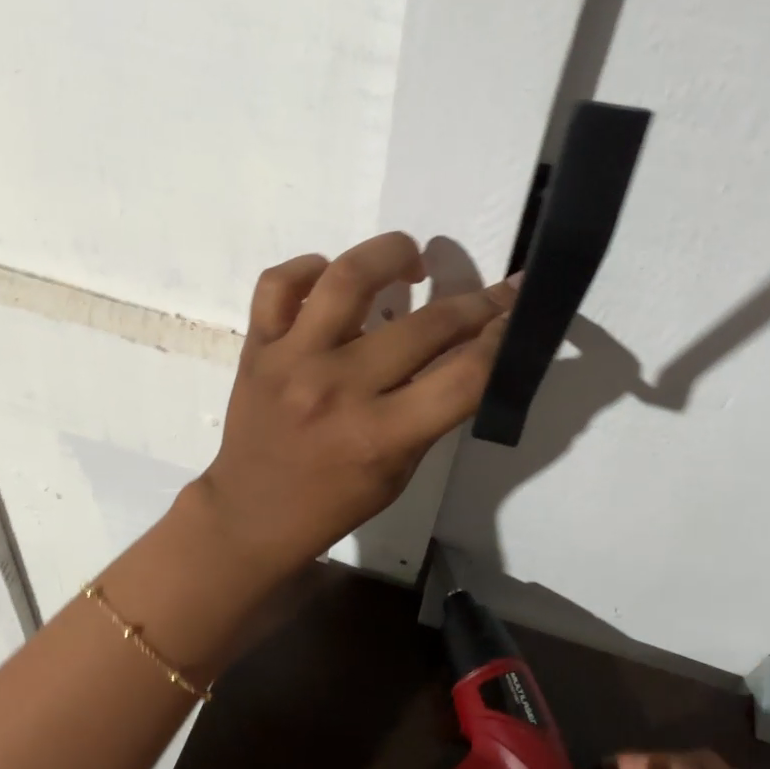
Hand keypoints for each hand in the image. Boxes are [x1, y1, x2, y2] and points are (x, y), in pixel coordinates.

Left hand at [196, 232, 517, 571]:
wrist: (253, 514)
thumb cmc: (338, 499)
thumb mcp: (403, 468)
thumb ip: (437, 408)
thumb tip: (478, 346)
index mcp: (381, 435)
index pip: (464, 375)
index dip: (502, 339)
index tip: (516, 315)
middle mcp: (337, 388)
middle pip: (426, 325)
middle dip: (476, 303)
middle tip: (491, 294)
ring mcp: (292, 360)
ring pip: (348, 277)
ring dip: (393, 254)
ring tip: (411, 260)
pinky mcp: (257, 344)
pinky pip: (279, 281)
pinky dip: (310, 267)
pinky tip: (333, 279)